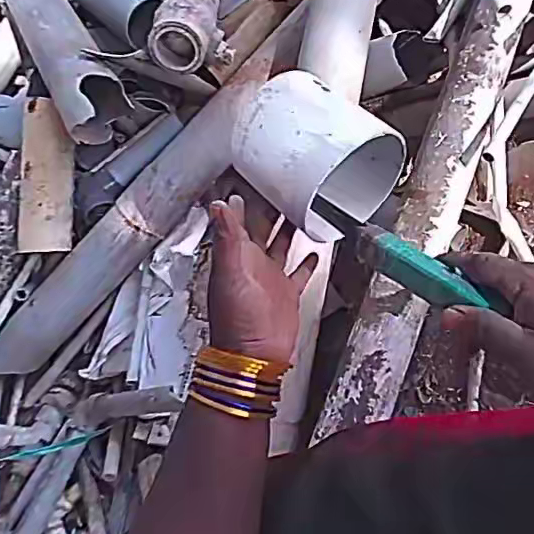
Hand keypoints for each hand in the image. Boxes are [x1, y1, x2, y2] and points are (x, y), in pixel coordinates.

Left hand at [206, 195, 318, 363]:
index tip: (248, 177)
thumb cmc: (237, 322)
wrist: (255, 356)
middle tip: (280, 184)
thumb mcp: (230, 275)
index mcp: (236, 256)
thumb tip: (219, 206)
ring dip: (287, 227)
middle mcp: (253, 263)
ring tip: (299, 207)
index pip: (237, 219)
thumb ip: (227, 239)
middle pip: (261, 227)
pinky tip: (314, 249)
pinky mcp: (287, 292)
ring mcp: (271, 277)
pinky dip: (306, 260)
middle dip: (268, 206)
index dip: (241, 199)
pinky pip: (298, 271)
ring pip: (280, 244)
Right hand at [440, 252, 533, 410]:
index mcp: (530, 281)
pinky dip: (510, 310)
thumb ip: (484, 329)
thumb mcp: (525, 353)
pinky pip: (529, 296)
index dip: (449, 268)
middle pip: (493, 274)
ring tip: (482, 335)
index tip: (426, 276)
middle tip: (453, 320)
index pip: (478, 262)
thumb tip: (448, 312)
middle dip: (468, 292)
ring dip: (490, 305)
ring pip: (510, 287)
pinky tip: (513, 337)